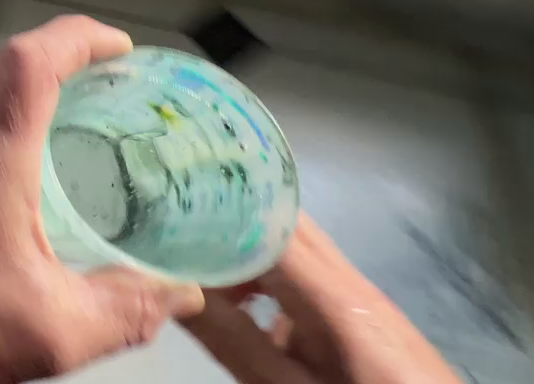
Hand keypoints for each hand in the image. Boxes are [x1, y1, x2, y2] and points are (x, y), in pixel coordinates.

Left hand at [0, 16, 204, 383]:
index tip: (118, 47)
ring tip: (74, 111)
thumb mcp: (53, 329)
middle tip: (108, 78)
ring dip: (26, 83)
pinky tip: (22, 157)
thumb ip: (126, 307)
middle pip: (5, 65)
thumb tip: (181, 294)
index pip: (29, 63)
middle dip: (59, 55)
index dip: (76, 38)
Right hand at [183, 215, 462, 383]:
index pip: (264, 218)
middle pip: (279, 218)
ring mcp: (365, 298)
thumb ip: (231, 337)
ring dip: (243, 246)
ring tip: (197, 266)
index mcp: (336, 295)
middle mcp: (352, 281)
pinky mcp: (367, 319)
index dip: (213, 201)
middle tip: (170, 218)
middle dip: (224, 214)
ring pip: (291, 244)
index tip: (166, 196)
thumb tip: (169, 282)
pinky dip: (267, 276)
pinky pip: (306, 275)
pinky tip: (244, 310)